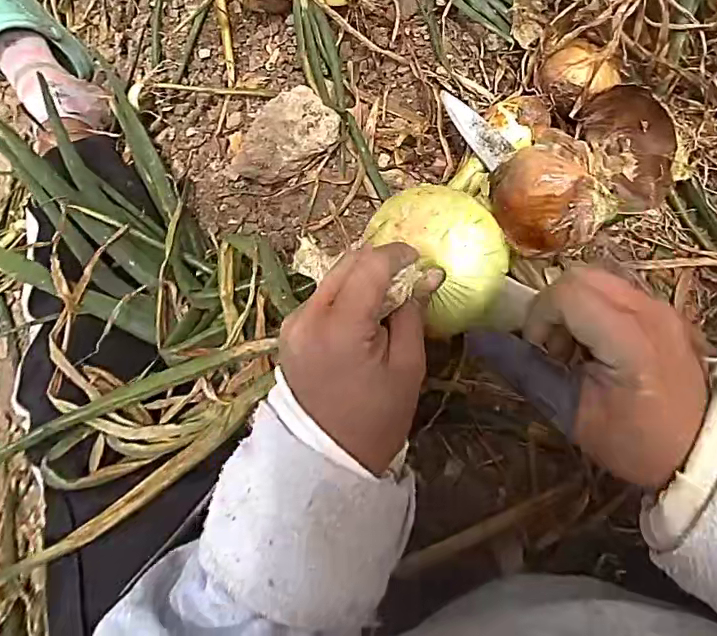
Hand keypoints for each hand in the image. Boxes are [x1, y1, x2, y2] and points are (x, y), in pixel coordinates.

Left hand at [279, 243, 427, 474]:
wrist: (325, 462)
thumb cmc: (376, 420)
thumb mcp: (408, 367)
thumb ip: (413, 313)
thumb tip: (426, 275)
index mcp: (340, 326)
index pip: (370, 266)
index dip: (398, 255)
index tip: (419, 260)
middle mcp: (309, 315)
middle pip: (348, 263)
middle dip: (380, 262)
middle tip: (408, 277)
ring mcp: (294, 321)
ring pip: (334, 276)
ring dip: (363, 276)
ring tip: (389, 297)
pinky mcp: (290, 330)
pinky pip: (323, 296)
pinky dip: (347, 293)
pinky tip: (365, 313)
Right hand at [523, 266, 708, 488]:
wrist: (707, 454)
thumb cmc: (637, 441)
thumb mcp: (574, 414)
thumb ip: (525, 370)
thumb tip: (478, 338)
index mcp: (628, 337)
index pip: (565, 293)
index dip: (540, 319)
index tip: (543, 354)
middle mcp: (647, 309)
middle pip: (578, 276)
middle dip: (554, 307)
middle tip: (557, 350)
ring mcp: (660, 305)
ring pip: (595, 277)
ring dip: (573, 305)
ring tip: (579, 349)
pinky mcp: (664, 308)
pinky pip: (615, 288)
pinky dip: (595, 306)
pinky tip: (602, 345)